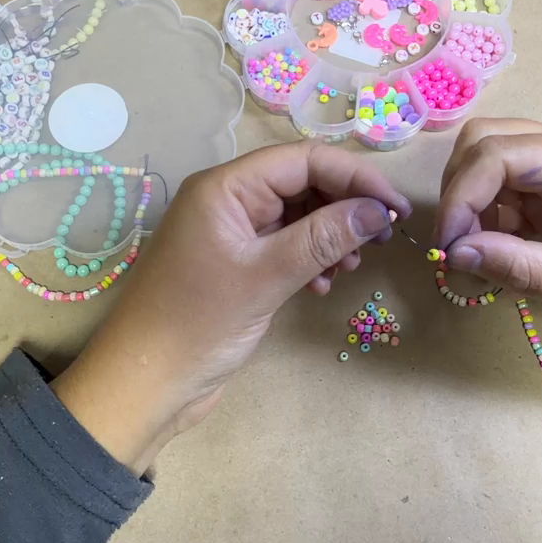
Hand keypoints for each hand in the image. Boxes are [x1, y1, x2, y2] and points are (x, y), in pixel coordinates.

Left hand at [53, 142, 410, 471]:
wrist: (145, 383)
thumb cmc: (197, 323)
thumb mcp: (266, 276)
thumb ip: (323, 237)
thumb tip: (378, 211)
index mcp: (225, 187)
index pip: (303, 160)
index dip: (355, 177)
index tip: (396, 208)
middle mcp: (228, 200)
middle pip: (302, 183)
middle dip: (345, 207)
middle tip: (382, 239)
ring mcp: (232, 232)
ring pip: (297, 215)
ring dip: (330, 236)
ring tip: (349, 267)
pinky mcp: (236, 263)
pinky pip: (285, 245)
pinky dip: (310, 259)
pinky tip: (321, 285)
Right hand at [433, 118, 541, 412]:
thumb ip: (518, 266)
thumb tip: (453, 253)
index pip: (502, 153)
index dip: (462, 195)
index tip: (448, 246)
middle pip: (492, 138)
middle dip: (461, 187)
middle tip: (457, 242)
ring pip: (497, 155)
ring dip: (474, 198)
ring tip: (481, 248)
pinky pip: (513, 183)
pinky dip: (492, 211)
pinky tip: (504, 247)